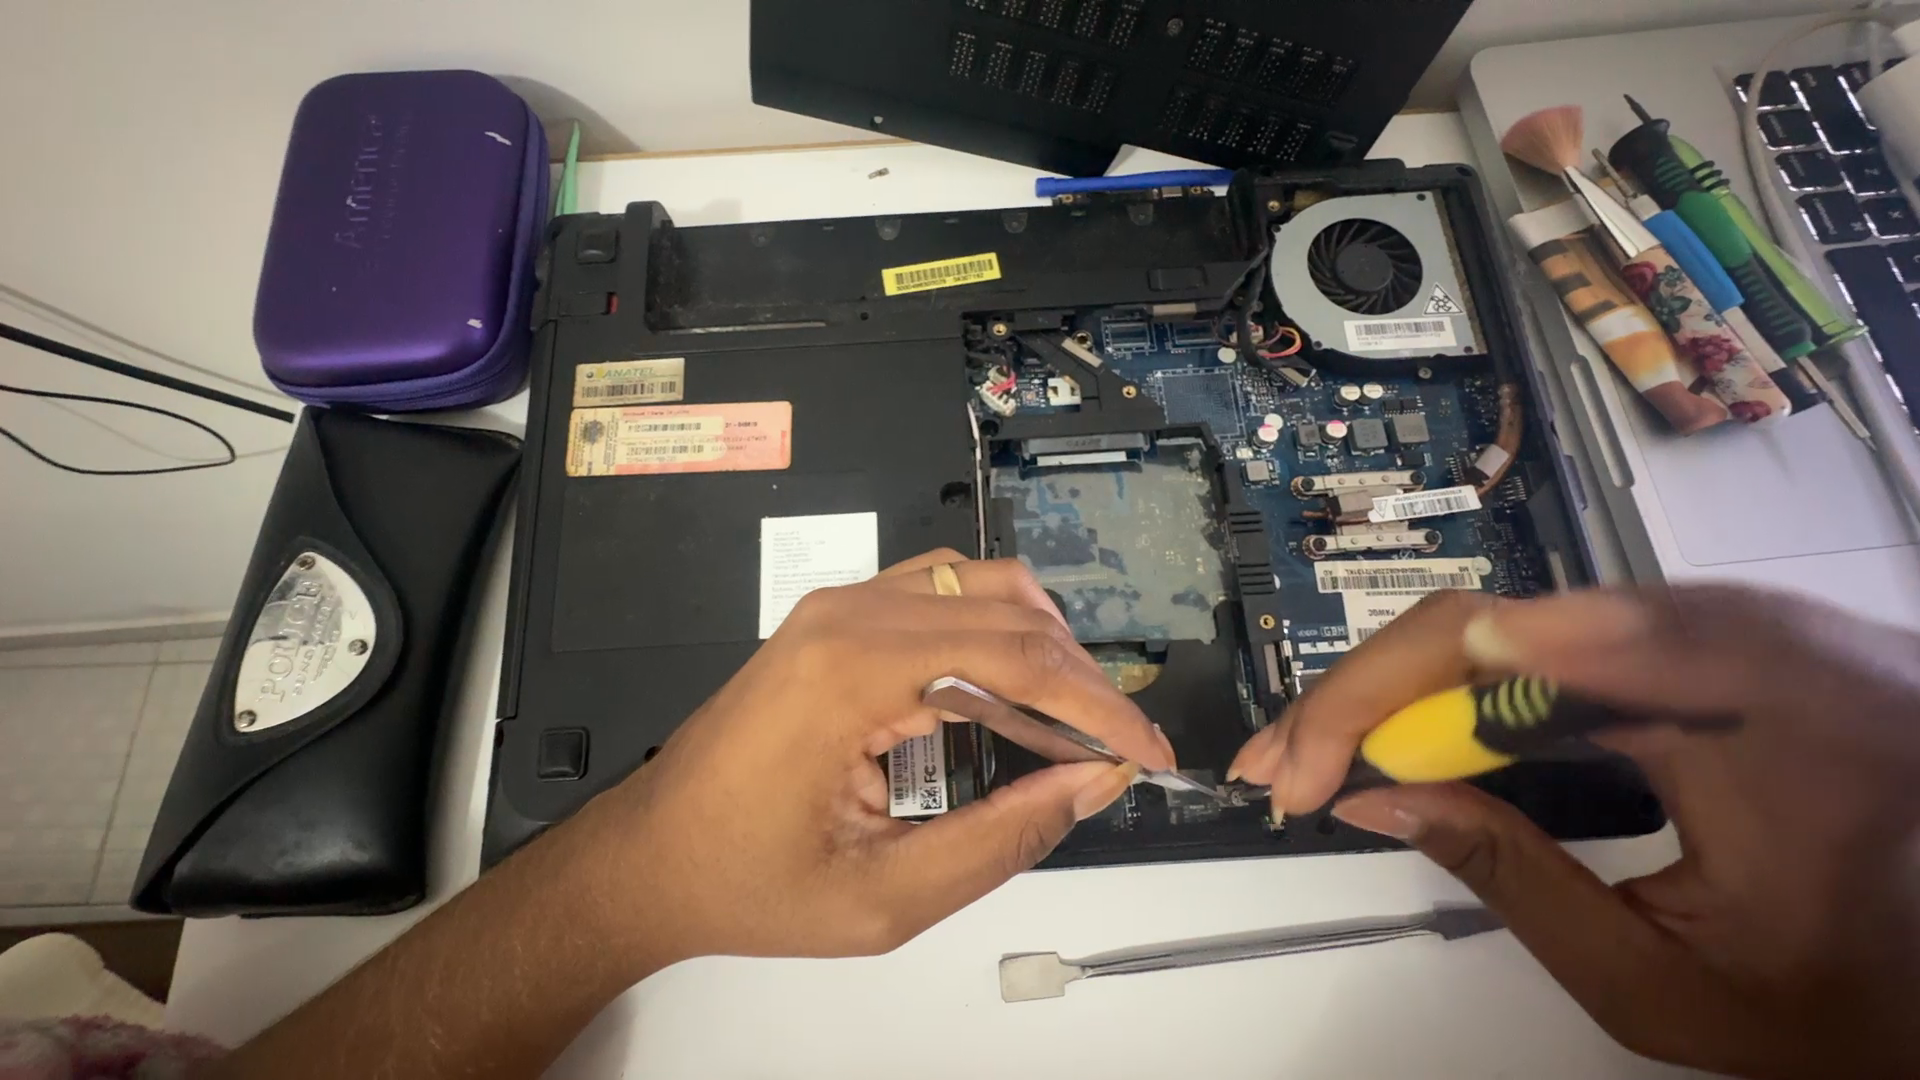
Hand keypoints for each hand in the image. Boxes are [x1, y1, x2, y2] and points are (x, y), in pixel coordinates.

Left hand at [592, 549, 1172, 968]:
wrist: (650, 854)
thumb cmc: (750, 883)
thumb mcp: (884, 896)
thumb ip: (1000, 839)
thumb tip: (1089, 785)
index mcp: (853, 670)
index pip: (1014, 659)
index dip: (1097, 706)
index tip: (1147, 753)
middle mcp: (850, 613)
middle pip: (1005, 613)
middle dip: (1080, 678)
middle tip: (1118, 744)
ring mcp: (839, 605)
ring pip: (977, 584)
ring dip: (1041, 642)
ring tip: (1074, 714)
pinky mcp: (835, 616)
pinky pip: (939, 591)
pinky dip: (994, 626)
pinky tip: (1010, 680)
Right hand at [1229, 586, 1919, 1078]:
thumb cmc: (1867, 998)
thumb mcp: (1673, 981)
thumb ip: (1513, 881)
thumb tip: (1369, 796)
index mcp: (1752, 705)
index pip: (1506, 655)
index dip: (1382, 699)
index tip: (1309, 778)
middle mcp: (1714, 632)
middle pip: (1471, 629)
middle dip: (1352, 700)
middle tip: (1276, 766)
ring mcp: (1685, 627)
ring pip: (1477, 632)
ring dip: (1377, 696)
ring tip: (1305, 755)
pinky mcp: (1659, 642)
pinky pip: (1513, 651)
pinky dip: (1430, 695)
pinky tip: (1380, 733)